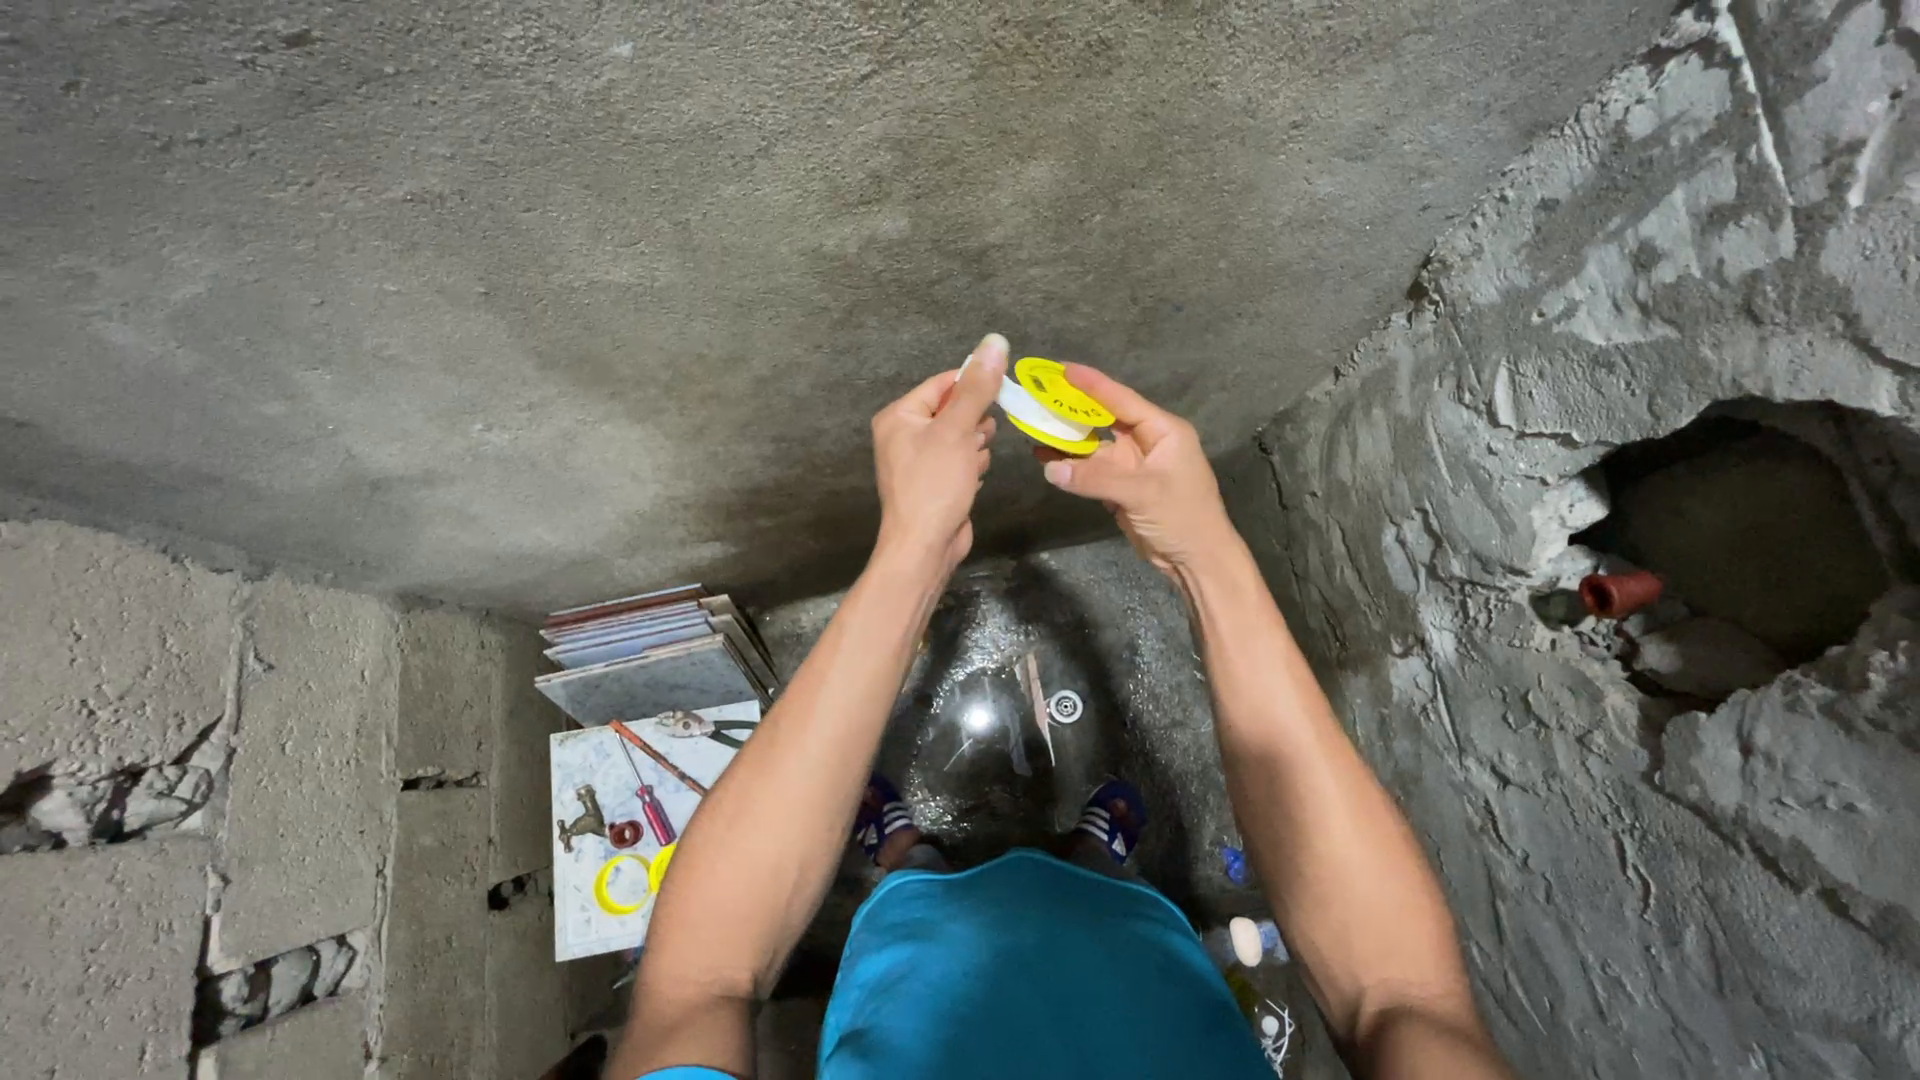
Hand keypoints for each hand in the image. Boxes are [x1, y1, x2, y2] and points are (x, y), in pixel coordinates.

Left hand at [870, 333, 1003, 572]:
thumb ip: (977, 387)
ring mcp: (917, 462)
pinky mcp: (934, 484)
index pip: (942, 384)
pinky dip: (970, 466)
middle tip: (982, 436)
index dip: (973, 385)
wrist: (924, 546)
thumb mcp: (957, 429)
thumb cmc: (935, 484)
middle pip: (951, 409)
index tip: (1002, 391)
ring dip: (975, 444)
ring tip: (975, 459)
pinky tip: (974, 477)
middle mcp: (903, 436)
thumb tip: (995, 341)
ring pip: (958, 436)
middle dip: (974, 420)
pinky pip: (958, 461)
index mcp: (899, 416)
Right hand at [1036, 364, 1238, 580]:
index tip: (1062, 369)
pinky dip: (1071, 467)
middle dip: (1073, 410)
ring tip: (1034, 429)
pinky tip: (1047, 461)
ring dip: (1068, 441)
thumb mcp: (1142, 493)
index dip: (1092, 385)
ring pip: (1095, 447)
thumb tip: (1049, 468)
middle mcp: (1148, 443)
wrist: (1197, 561)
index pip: (1122, 400)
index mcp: (1164, 432)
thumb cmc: (1182, 518)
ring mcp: (1134, 467)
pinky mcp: (1122, 489)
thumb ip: (1095, 479)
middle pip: (1105, 420)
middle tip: (1040, 396)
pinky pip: (1092, 471)